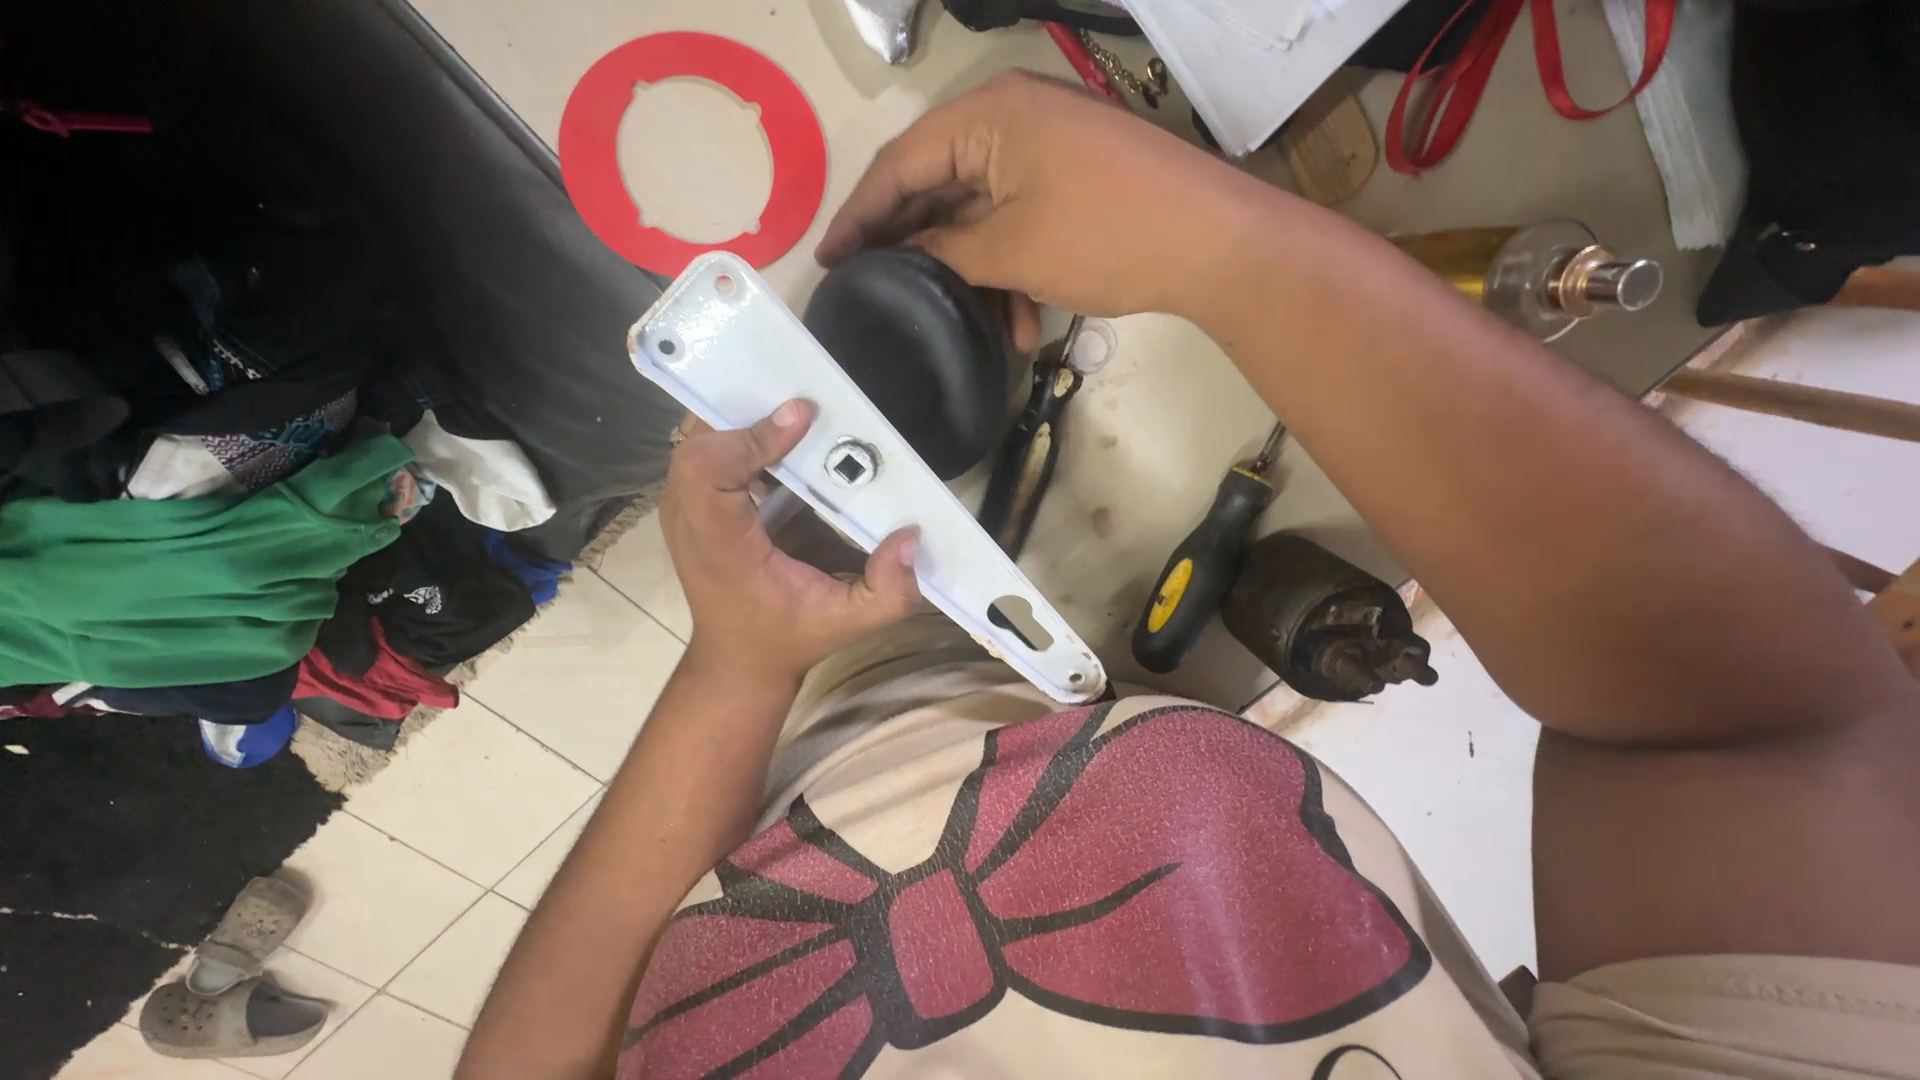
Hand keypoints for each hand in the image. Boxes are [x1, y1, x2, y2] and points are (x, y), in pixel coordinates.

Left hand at [660, 400, 921, 687]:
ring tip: (788, 408)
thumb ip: (888, 591)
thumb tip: (910, 536)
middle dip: (744, 414)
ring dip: (739, 418)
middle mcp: (691, 523)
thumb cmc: (789, 637)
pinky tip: (775, 432)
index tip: (801, 418)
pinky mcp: (693, 507)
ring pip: (696, 442)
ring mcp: (684, 513)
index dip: (750, 437)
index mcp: (721, 549)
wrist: (739, 658)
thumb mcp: (848, 622)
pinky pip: (704, 454)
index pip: (708, 471)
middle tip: (799, 401)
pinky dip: (736, 435)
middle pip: (697, 445)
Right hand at [817, 71, 1265, 329]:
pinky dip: (1013, 268)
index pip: (900, 164)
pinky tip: (1018, 323)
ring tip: (961, 325)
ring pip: (982, 211)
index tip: (828, 260)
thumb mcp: (1011, 250)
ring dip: (971, 272)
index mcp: (988, 116)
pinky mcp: (1074, 178)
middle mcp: (1012, 118)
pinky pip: (1020, 218)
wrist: (1216, 245)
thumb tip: (905, 256)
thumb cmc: (1106, 237)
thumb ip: (945, 251)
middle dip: (913, 246)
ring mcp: (1047, 147)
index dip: (859, 215)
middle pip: (938, 184)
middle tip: (877, 290)